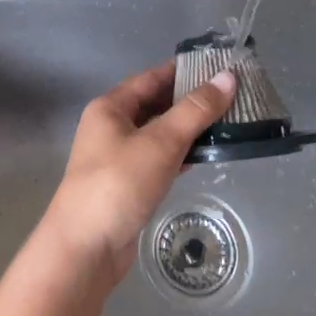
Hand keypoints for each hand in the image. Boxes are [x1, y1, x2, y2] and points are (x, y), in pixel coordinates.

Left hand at [35, 61, 237, 287]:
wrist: (86, 248)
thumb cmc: (119, 184)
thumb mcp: (161, 142)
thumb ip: (195, 110)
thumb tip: (227, 76)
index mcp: (110, 108)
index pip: (151, 78)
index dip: (183, 71)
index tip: (218, 67)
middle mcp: (110, 128)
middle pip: (154, 105)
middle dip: (189, 101)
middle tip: (230, 96)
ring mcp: (117, 158)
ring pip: (157, 134)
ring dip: (187, 130)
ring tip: (226, 123)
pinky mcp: (126, 185)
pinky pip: (157, 160)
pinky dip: (179, 155)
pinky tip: (203, 157)